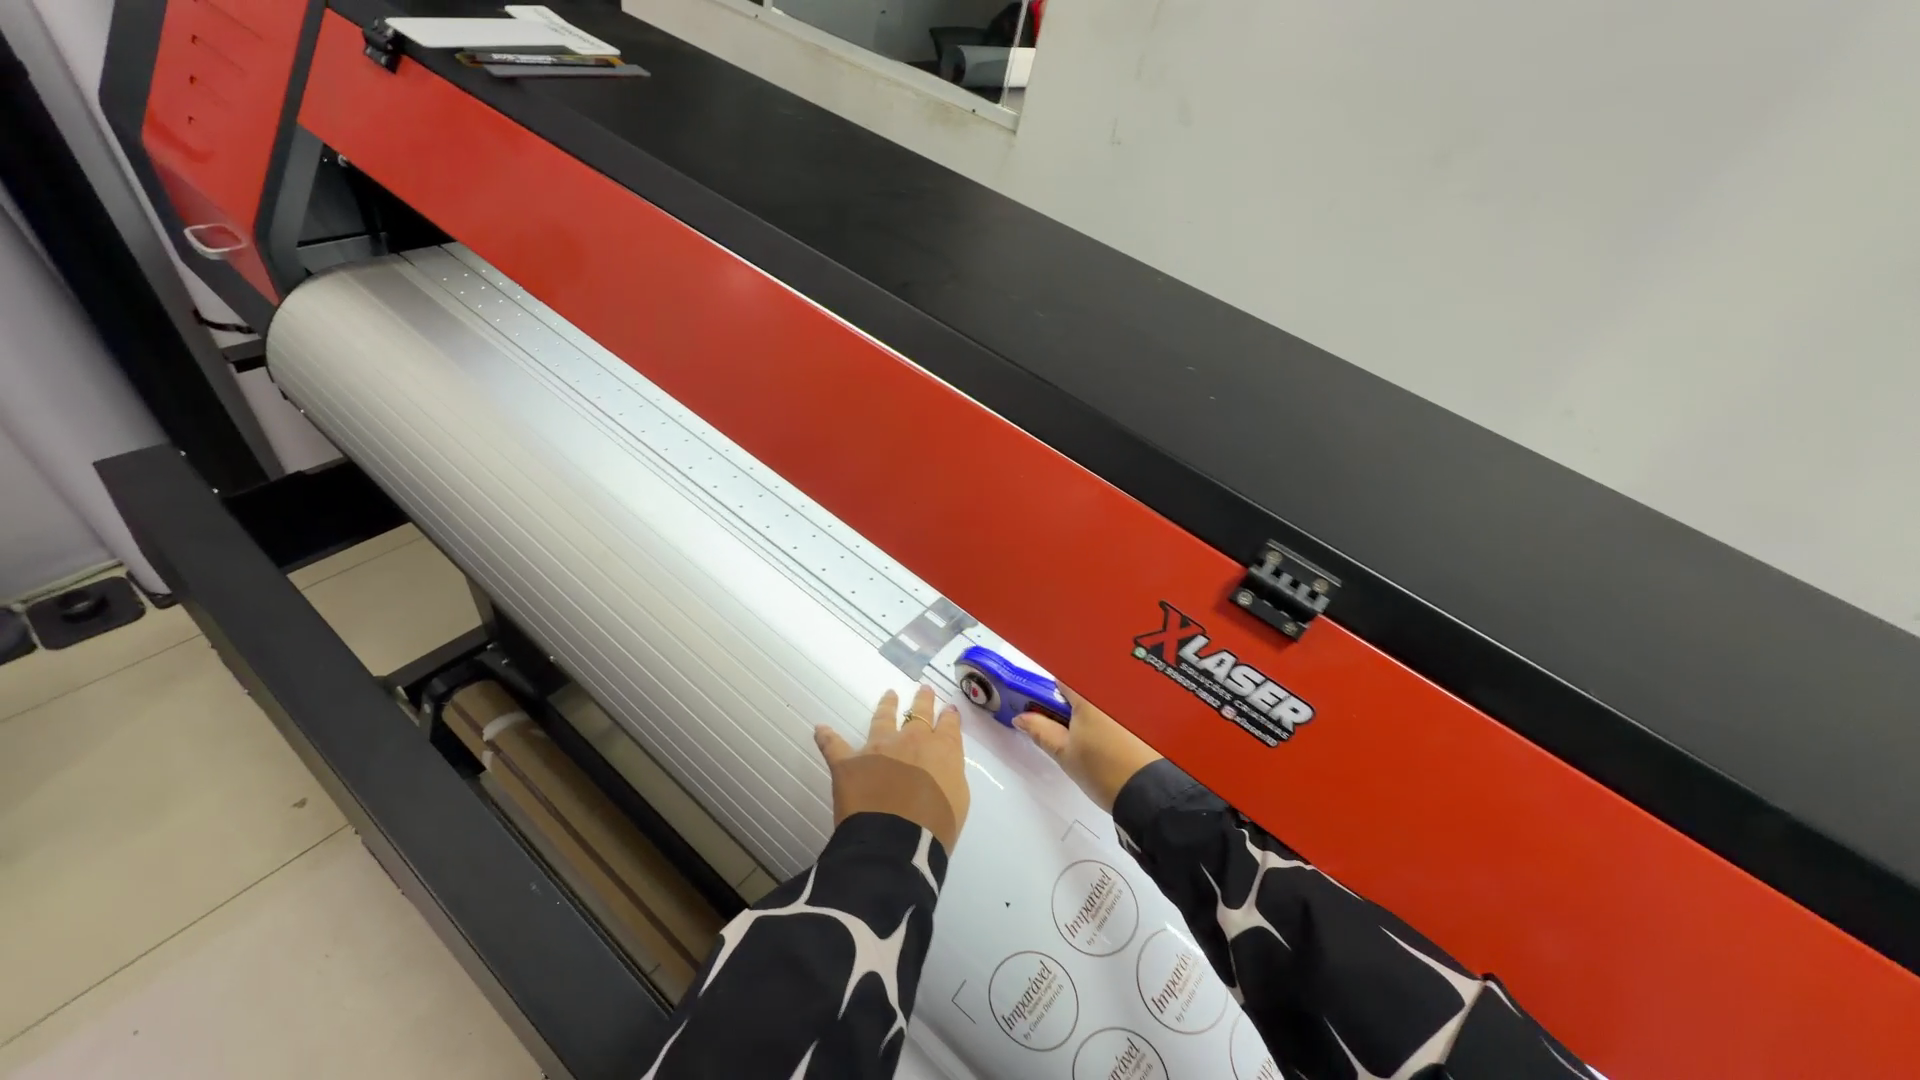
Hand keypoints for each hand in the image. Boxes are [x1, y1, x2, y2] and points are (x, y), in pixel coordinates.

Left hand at [815, 685, 970, 853]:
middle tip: (924, 689)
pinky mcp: (848, 762)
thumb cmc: (935, 826)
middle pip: (919, 714)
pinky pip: (834, 745)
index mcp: (941, 750)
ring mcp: (878, 748)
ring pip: (882, 718)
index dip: (949, 717)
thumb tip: (939, 767)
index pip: (948, 726)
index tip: (948, 710)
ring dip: (887, 705)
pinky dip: (826, 736)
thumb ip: (949, 775)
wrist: (895, 839)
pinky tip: (820, 728)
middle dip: (923, 700)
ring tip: (889, 694)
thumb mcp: (957, 799)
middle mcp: (910, 740)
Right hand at [1014, 686, 1162, 812]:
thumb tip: (1022, 717)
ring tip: (1092, 740)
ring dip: (1094, 712)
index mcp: (1089, 695)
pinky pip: (1123, 709)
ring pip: (1104, 700)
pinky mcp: (1148, 718)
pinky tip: (1112, 742)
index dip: (1049, 692)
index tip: (1043, 708)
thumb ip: (1040, 730)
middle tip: (1067, 729)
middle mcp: (1113, 692)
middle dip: (1073, 703)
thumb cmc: (1104, 771)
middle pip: (1084, 688)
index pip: (1061, 679)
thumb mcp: (1064, 753)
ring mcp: (1134, 704)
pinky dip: (1114, 719)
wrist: (1150, 793)